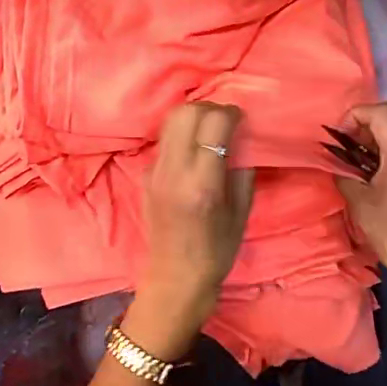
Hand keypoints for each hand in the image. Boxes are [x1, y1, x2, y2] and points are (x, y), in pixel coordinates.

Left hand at [133, 101, 254, 354]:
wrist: (175, 277)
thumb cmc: (216, 251)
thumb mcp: (241, 212)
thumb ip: (241, 170)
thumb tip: (241, 137)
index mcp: (202, 183)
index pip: (214, 123)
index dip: (231, 113)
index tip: (241, 118)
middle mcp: (173, 171)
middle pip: (186, 113)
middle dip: (210, 108)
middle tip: (225, 121)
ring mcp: (154, 172)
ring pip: (170, 121)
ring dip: (192, 117)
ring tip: (209, 130)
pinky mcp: (144, 175)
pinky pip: (164, 141)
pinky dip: (181, 135)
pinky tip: (193, 150)